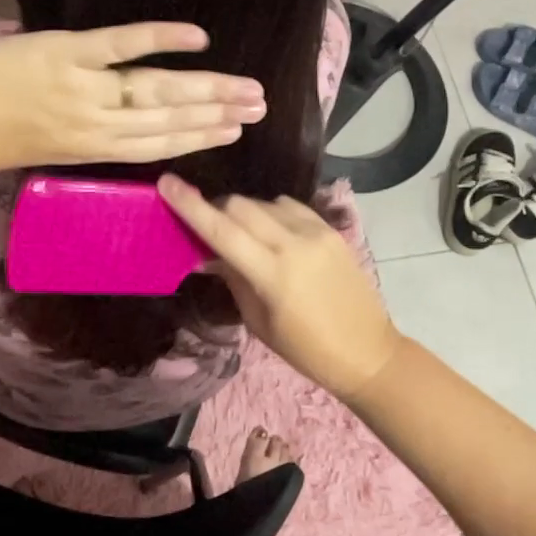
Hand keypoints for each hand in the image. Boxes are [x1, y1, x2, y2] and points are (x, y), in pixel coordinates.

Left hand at [0, 22, 265, 173]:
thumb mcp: (42, 149)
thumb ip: (83, 137)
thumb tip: (118, 122)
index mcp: (89, 151)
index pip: (156, 144)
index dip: (199, 137)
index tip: (234, 131)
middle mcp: (96, 125)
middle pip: (168, 118)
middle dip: (216, 113)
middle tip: (259, 108)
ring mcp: (83, 88)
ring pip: (156, 89)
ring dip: (206, 87)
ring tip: (246, 87)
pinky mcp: (67, 54)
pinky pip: (122, 44)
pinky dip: (161, 38)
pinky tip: (198, 37)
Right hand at [158, 176, 403, 400]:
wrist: (369, 352)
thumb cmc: (306, 350)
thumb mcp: (258, 321)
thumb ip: (232, 278)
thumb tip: (206, 253)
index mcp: (272, 274)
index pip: (221, 230)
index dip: (190, 205)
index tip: (166, 183)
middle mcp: (294, 244)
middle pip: (239, 205)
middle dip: (215, 209)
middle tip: (205, 226)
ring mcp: (317, 233)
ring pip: (263, 202)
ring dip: (243, 211)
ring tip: (241, 233)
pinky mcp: (332, 230)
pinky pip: (289, 206)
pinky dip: (270, 212)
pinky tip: (270, 230)